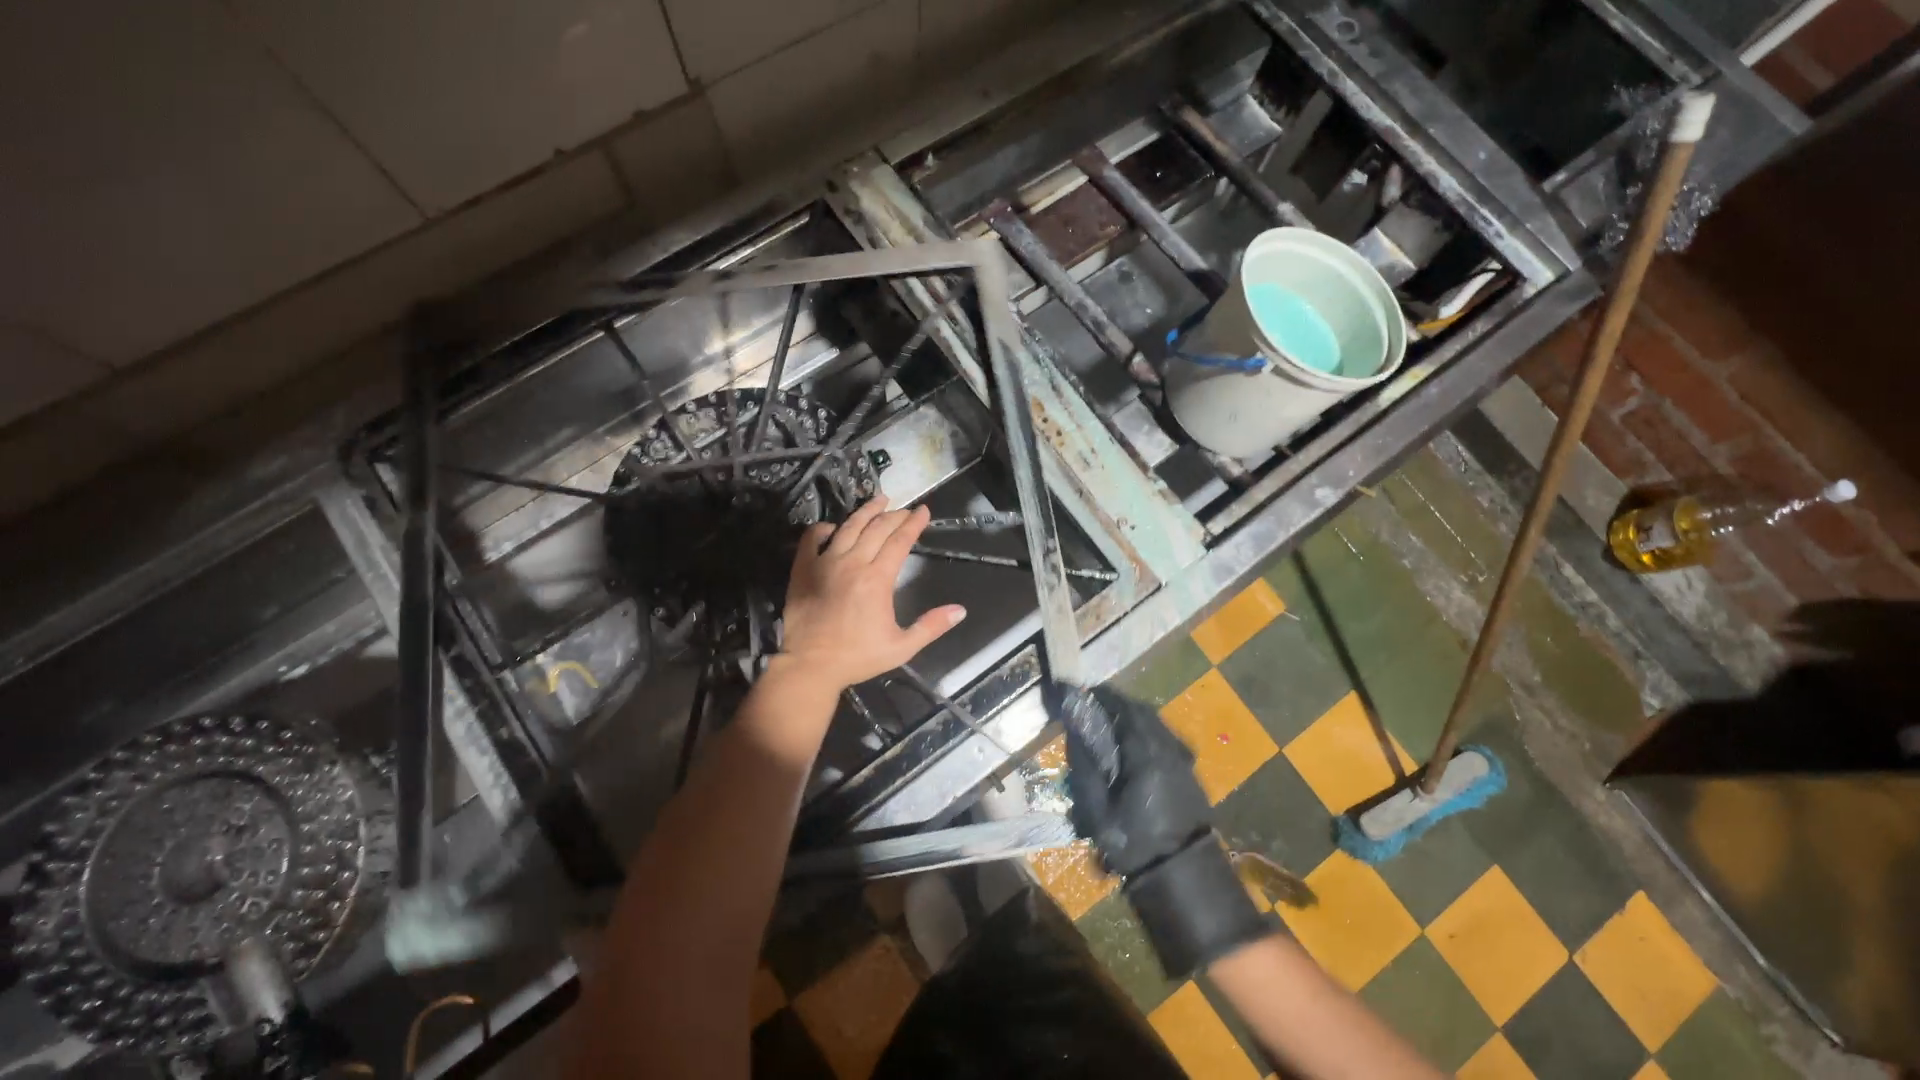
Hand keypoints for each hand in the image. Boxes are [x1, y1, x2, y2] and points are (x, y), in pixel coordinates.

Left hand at [778, 496, 966, 691]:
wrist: (810, 665)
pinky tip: (834, 527)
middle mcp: (853, 562)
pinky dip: (825, 528)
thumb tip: (959, 611)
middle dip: (895, 515)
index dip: (913, 523)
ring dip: (866, 511)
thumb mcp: (901, 647)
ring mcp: (825, 562)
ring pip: (849, 527)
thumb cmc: (857, 657)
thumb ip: (931, 626)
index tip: (923, 511)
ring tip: (879, 500)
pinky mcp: (803, 568)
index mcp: (877, 578)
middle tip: (905, 509)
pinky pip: (813, 537)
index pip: (900, 541)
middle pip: (877, 528)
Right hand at [1047, 682, 1276, 978]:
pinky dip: (1146, 734)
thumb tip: (1074, 728)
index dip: (1101, 696)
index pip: (1123, 708)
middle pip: (1143, 713)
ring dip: (1133, 719)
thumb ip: (1086, 764)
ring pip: (1157, 726)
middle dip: (1117, 705)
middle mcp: (1170, 748)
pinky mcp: (1190, 776)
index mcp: (1147, 751)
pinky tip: (1133, 748)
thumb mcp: (1098, 808)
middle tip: (1092, 705)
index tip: (1081, 691)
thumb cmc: (1135, 843)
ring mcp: (1184, 761)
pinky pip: (1165, 741)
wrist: (1183, 876)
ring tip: (1109, 724)